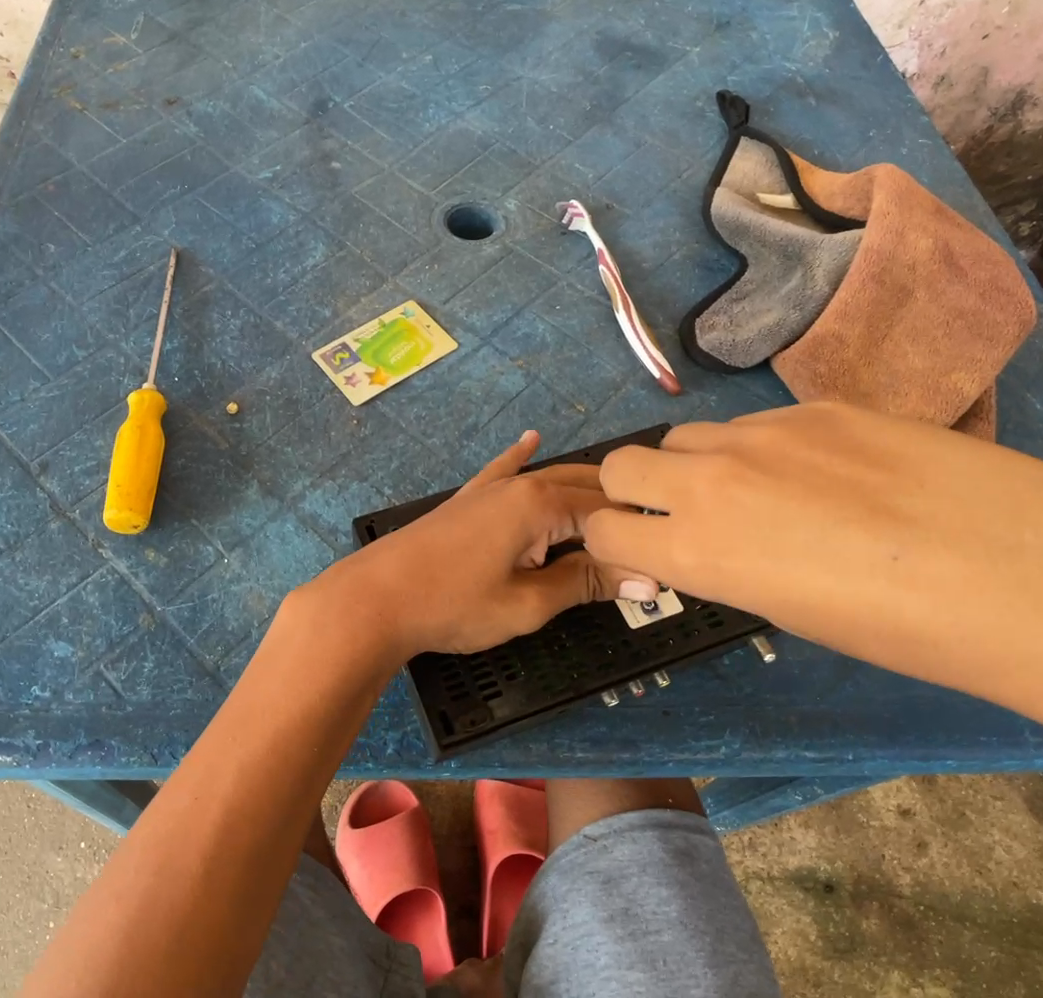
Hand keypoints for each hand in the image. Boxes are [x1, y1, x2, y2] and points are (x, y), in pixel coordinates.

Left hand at [290, 430, 650, 662]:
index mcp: (541, 504)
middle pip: (584, 488)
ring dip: (584, 492)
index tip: (666, 563)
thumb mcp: (527, 604)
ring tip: (618, 508)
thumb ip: (585, 584)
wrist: (375, 599)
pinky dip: (520, 457)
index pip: (610, 511)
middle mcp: (520, 484)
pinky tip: (530, 438)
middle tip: (652, 541)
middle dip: (619, 512)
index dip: (640, 537)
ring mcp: (489, 489)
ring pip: (550, 479)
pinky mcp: (466, 500)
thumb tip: (646, 578)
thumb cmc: (453, 605)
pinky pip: (502, 471)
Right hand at [582, 402, 1042, 691]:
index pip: (603, 529)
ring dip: (696, 464)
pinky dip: (760, 448)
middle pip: (621, 464)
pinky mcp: (816, 406)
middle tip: (682, 517)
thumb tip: (710, 543)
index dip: (615, 542)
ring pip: (686, 436)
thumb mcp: (786, 613)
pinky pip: (753, 423)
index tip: (644, 555)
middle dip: (634, 492)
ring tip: (758, 494)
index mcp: (696, 551)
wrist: (1032, 579)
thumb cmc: (906, 635)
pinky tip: (827, 474)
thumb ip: (724, 566)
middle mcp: (709, 483)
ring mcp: (761, 434)